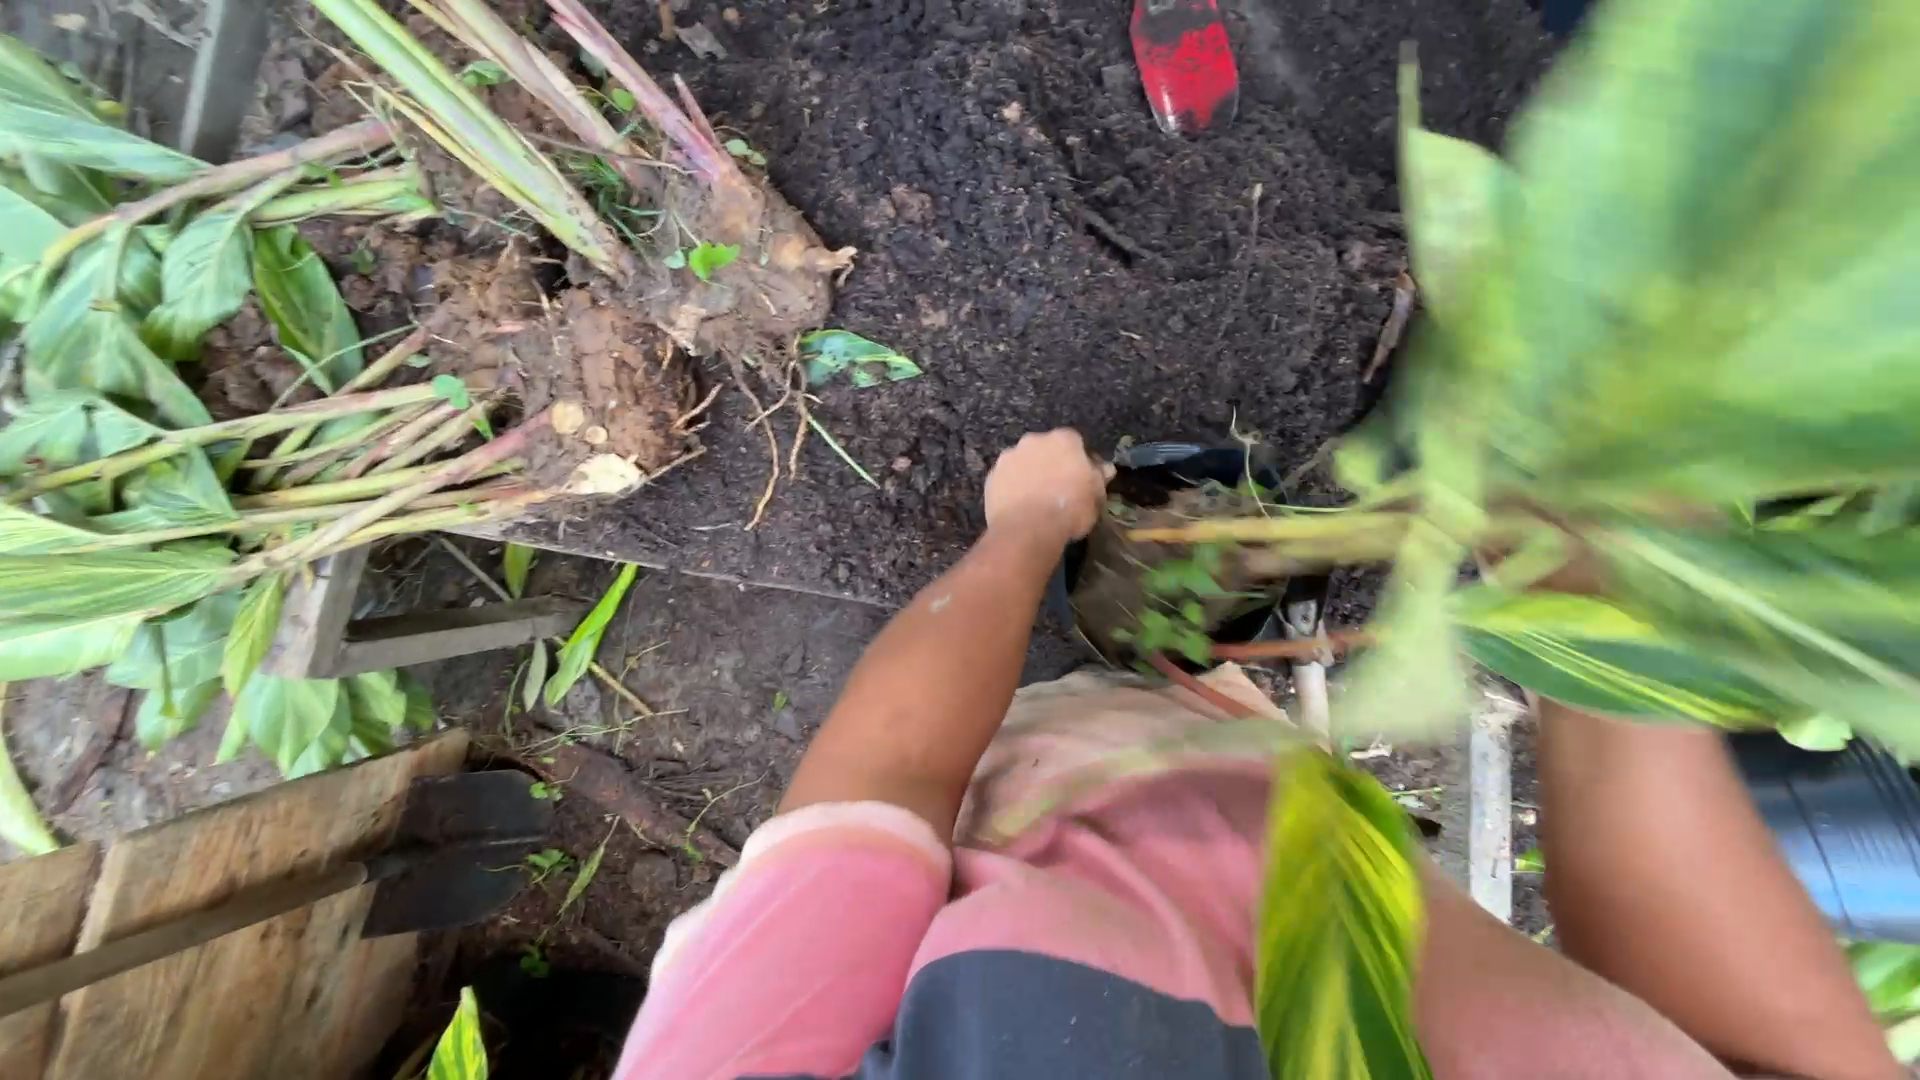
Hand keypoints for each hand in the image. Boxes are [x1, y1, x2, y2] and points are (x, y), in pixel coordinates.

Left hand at [983, 429, 1109, 541]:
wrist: (1027, 530)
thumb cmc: (1069, 510)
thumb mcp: (1096, 496)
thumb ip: (1099, 477)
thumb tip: (1104, 468)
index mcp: (1062, 439)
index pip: (1074, 441)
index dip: (1077, 459)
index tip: (1079, 478)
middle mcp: (1033, 440)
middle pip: (1045, 448)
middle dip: (1050, 462)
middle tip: (1056, 488)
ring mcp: (1009, 457)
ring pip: (1022, 461)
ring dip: (1029, 473)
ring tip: (1035, 499)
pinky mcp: (991, 476)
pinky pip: (1006, 478)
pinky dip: (1011, 487)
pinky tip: (1018, 505)